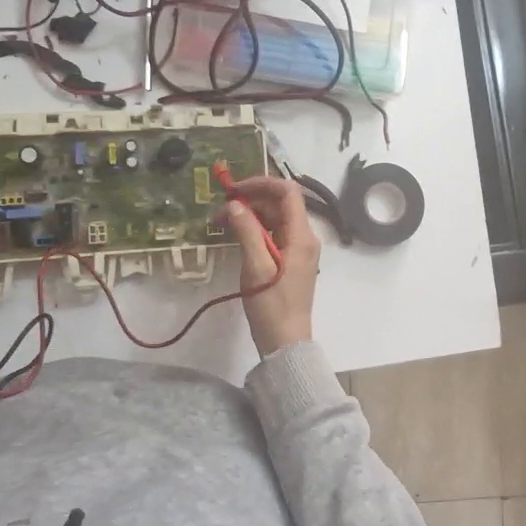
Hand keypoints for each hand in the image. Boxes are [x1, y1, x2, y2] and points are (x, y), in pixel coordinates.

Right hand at [220, 176, 319, 355]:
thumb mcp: (256, 267)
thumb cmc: (271, 306)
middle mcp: (305, 238)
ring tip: (222, 223)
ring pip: (276, 219)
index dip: (261, 183)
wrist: (286, 342)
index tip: (234, 189)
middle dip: (251, 200)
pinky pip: (275, 234)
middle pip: (281, 204)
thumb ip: (247, 231)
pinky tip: (236, 236)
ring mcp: (299, 250)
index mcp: (301, 236)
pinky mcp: (291, 261)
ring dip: (251, 215)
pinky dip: (255, 230)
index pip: (288, 191)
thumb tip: (234, 204)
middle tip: (220, 209)